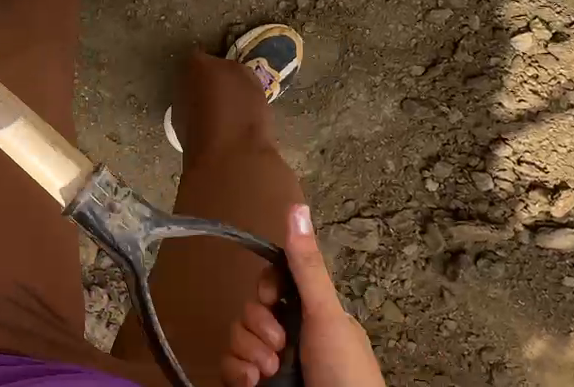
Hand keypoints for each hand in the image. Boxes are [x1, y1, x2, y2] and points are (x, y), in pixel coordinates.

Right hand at [222, 204, 384, 386]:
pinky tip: (252, 382)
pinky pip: (228, 366)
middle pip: (251, 309)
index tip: (271, 298)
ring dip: (248, 350)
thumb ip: (306, 267)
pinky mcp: (255, 386)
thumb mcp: (328, 317)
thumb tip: (296, 205)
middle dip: (257, 325)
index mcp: (313, 317)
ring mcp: (273, 365)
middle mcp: (291, 338)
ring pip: (237, 336)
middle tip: (278, 344)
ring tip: (268, 371)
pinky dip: (236, 371)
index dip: (266, 288)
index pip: (273, 285)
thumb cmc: (345, 376)